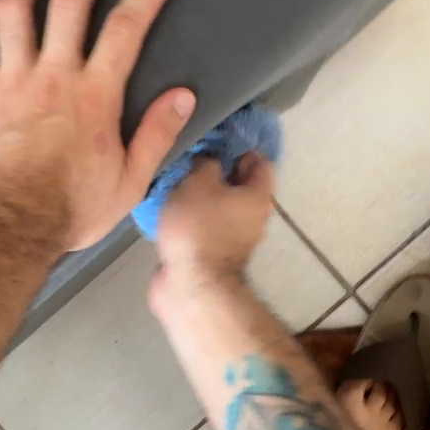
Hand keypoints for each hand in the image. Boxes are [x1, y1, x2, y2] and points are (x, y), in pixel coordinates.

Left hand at [0, 0, 194, 250]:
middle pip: (71, 1)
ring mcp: (11, 80)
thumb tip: (182, 94)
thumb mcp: (130, 181)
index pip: (127, 28)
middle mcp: (53, 75)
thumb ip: (155, 133)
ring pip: (15, 8)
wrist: (11, 227)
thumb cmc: (73, 208)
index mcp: (95, 95)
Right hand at [150, 152, 276, 292]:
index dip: (239, 148)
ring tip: (174, 185)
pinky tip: (169, 213)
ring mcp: (234, 240)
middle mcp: (253, 218)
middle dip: (217, 173)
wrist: (190, 285)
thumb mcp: (199, 181)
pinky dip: (191, 220)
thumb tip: (209, 163)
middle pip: (239, 186)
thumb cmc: (199, 226)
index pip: (261, 162)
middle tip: (189, 163)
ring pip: (219, 208)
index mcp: (258, 196)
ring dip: (200, 198)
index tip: (213, 144)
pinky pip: (204, 228)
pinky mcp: (213, 256)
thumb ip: (206, 163)